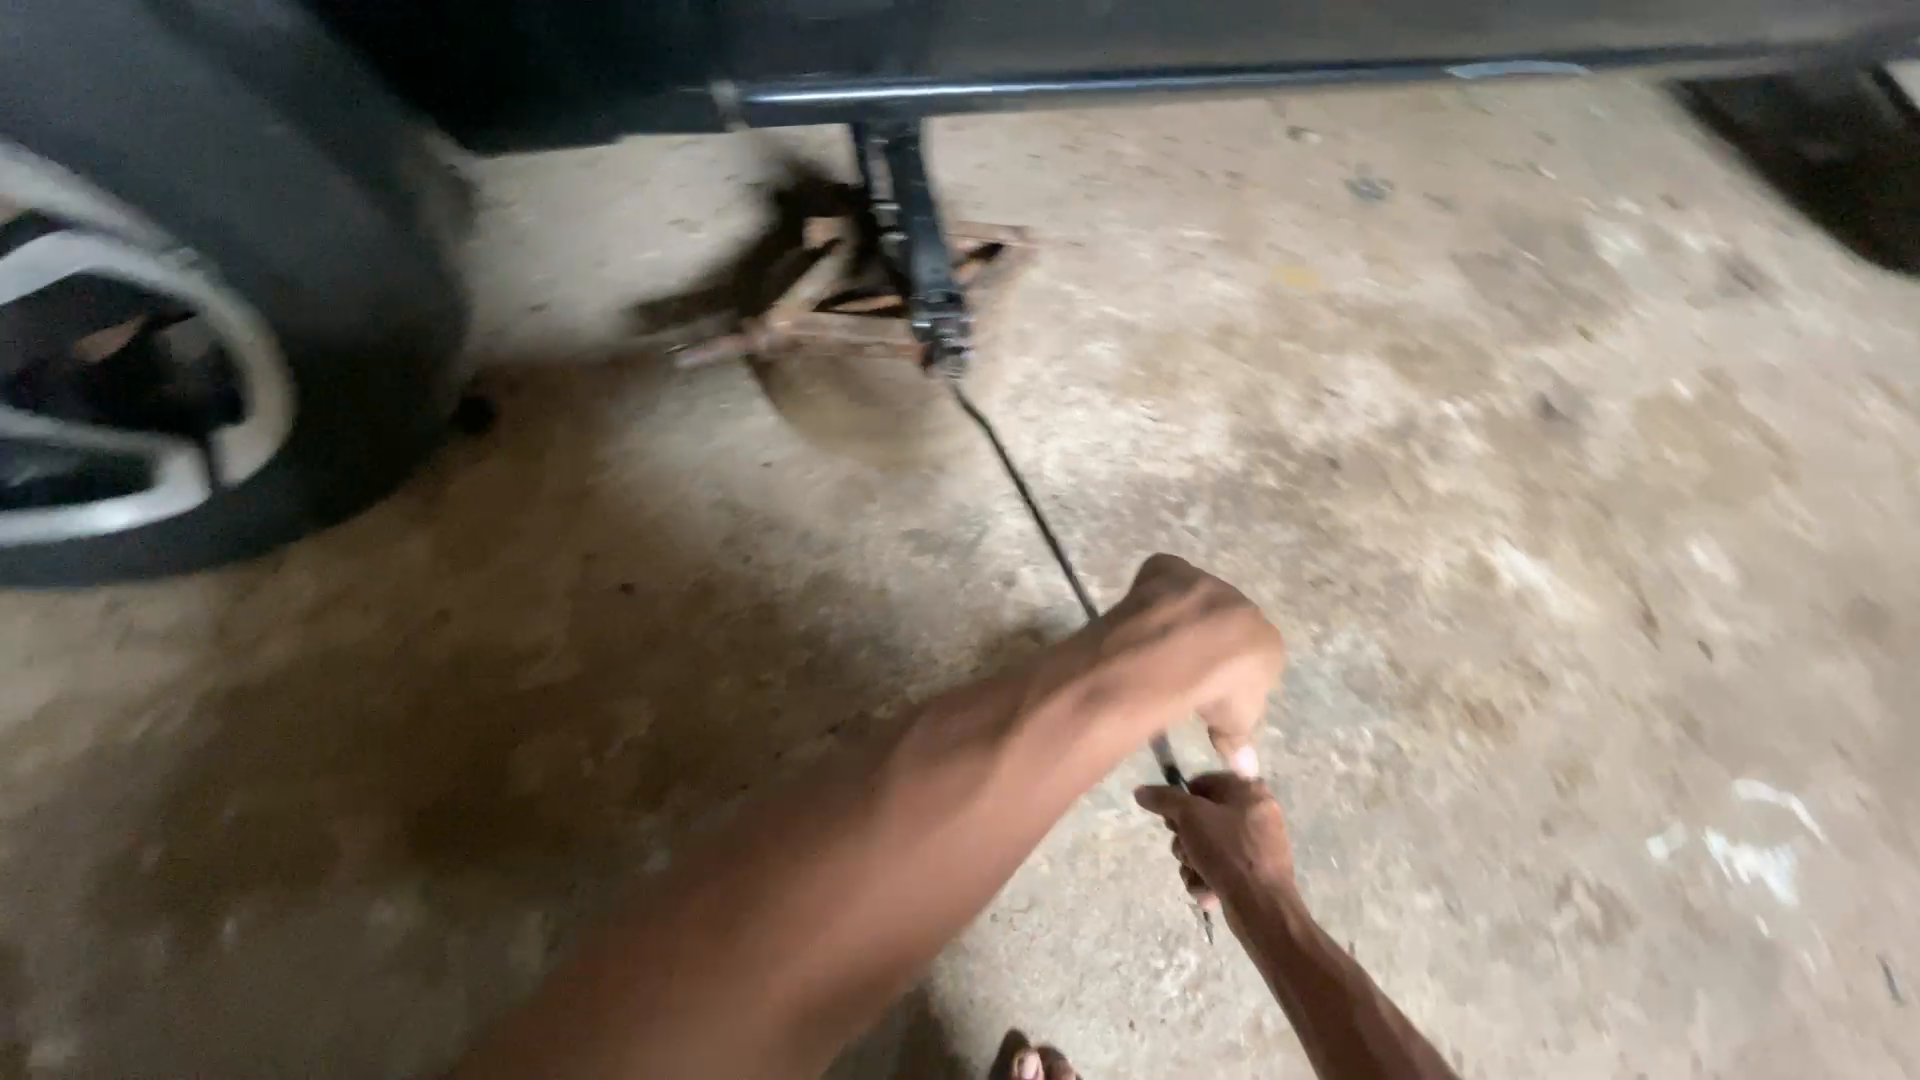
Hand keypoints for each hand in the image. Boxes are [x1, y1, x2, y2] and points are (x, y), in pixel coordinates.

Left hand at [1094, 554, 1285, 771]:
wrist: (1185, 650)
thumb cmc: (1219, 690)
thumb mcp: (1233, 722)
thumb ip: (1237, 741)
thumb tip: (1246, 772)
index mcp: (1267, 640)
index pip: (1250, 654)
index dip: (1226, 672)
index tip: (1206, 688)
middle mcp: (1241, 604)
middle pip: (1222, 621)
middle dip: (1204, 640)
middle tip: (1178, 666)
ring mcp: (1203, 582)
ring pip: (1192, 598)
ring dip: (1179, 616)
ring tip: (1154, 645)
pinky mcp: (1168, 567)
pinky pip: (1162, 576)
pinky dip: (1152, 592)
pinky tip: (1140, 615)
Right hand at [1134, 772, 1293, 913]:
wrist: (1261, 906)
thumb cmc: (1227, 850)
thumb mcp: (1190, 816)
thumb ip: (1164, 799)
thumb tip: (1140, 791)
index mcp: (1248, 791)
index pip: (1202, 783)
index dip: (1181, 800)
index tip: (1171, 819)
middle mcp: (1256, 814)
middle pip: (1201, 817)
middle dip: (1185, 837)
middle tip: (1185, 847)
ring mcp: (1256, 846)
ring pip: (1206, 845)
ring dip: (1192, 860)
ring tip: (1196, 872)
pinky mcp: (1253, 874)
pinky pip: (1219, 867)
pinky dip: (1207, 877)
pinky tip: (1207, 889)